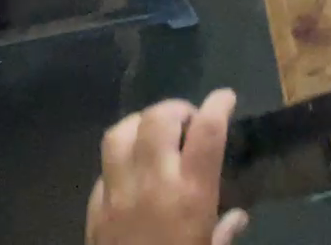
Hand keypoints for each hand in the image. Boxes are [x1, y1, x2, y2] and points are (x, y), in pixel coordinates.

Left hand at [87, 90, 249, 244]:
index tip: (226, 98)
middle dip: (175, 109)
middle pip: (158, 118)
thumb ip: (225, 233)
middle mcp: (154, 183)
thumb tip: (238, 218)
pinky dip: (117, 163)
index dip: (219, 103)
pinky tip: (129, 175)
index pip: (208, 129)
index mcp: (191, 193)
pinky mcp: (93, 214)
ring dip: (139, 125)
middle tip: (187, 120)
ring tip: (153, 134)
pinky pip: (102, 172)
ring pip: (119, 134)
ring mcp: (118, 196)